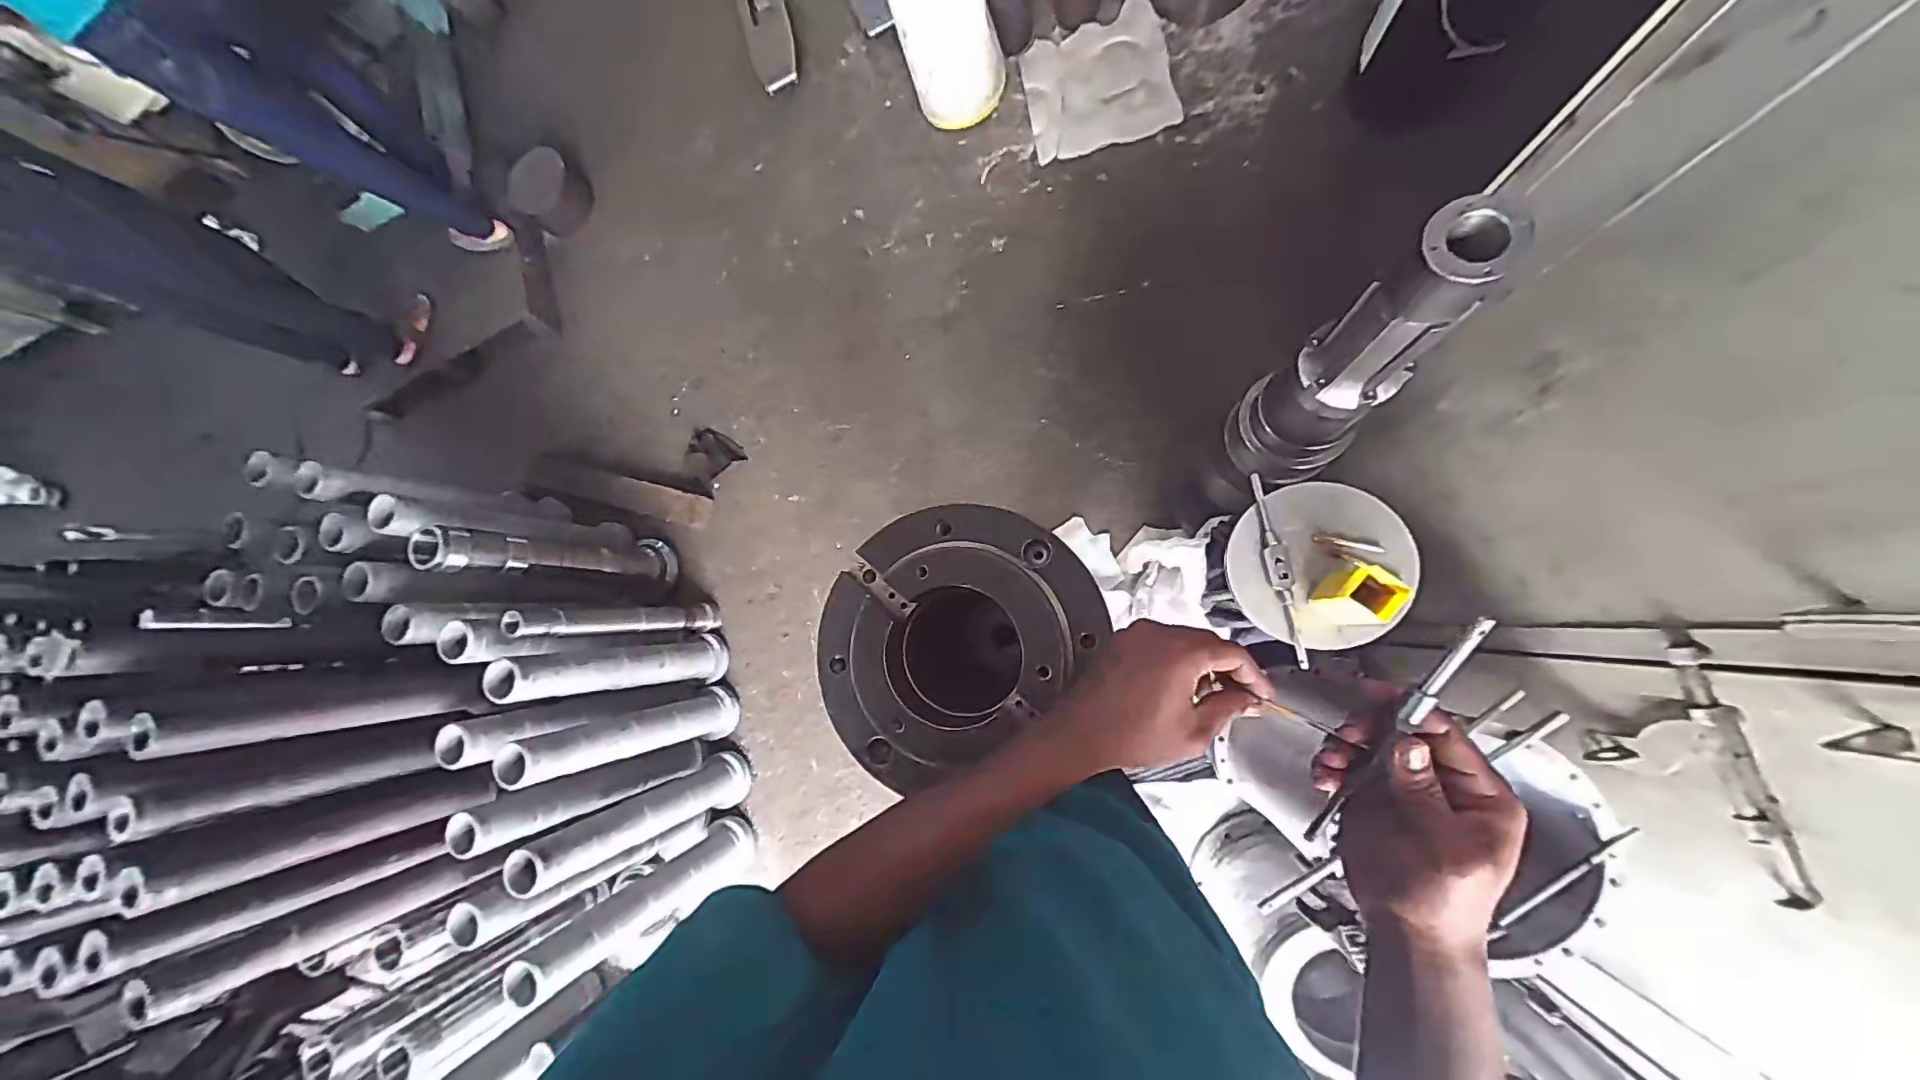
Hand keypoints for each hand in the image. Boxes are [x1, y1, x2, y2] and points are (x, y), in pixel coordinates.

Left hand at [1025, 620, 1276, 776]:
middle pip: (1209, 642)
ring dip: (1203, 663)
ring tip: (1208, 696)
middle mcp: (1158, 634)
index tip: (1260, 692)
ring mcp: (1137, 635)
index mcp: (1181, 652)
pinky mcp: (1122, 641)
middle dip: (1229, 669)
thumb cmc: (1126, 734)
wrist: (1080, 733)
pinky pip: (1161, 643)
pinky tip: (1178, 687)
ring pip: (1185, 640)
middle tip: (1241, 695)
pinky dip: (1176, 659)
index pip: (1234, 652)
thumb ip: (1227, 709)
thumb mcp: (1193, 731)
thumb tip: (1244, 699)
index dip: (1254, 675)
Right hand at [1313, 705, 1526, 953]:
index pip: (1446, 736)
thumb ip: (1422, 791)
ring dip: (1346, 746)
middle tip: (1351, 733)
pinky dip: (1333, 765)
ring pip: (1372, 744)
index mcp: (1480, 796)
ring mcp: (1405, 789)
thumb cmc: (1442, 903)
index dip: (1412, 711)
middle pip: (1403, 732)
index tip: (1381, 694)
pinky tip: (1329, 777)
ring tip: (1334, 762)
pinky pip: (1350, 765)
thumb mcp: (1442, 845)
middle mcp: (1441, 785)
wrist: (1408, 932)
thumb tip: (1409, 744)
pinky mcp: (1373, 797)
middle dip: (1370, 727)